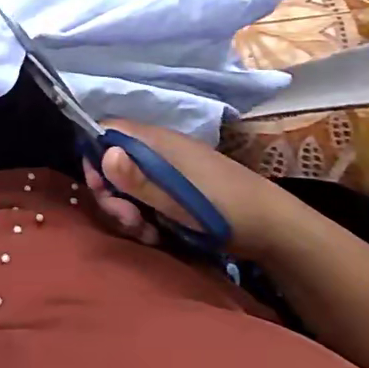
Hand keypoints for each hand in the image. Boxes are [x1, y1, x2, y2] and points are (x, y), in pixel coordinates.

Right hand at [80, 119, 307, 261]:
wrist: (273, 227)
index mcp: (157, 142)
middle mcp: (160, 151)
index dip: (95, 157)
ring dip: (129, 211)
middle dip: (112, 194)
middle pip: (114, 163)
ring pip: (129, 184)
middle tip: (129, 221)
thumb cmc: (223, 210)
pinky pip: (148, 197)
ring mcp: (170, 170)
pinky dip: (146, 215)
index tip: (100, 189)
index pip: (108, 132)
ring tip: (148, 233)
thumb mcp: (176, 200)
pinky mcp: (178, 189)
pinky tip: (158, 234)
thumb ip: (138, 179)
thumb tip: (104, 152)